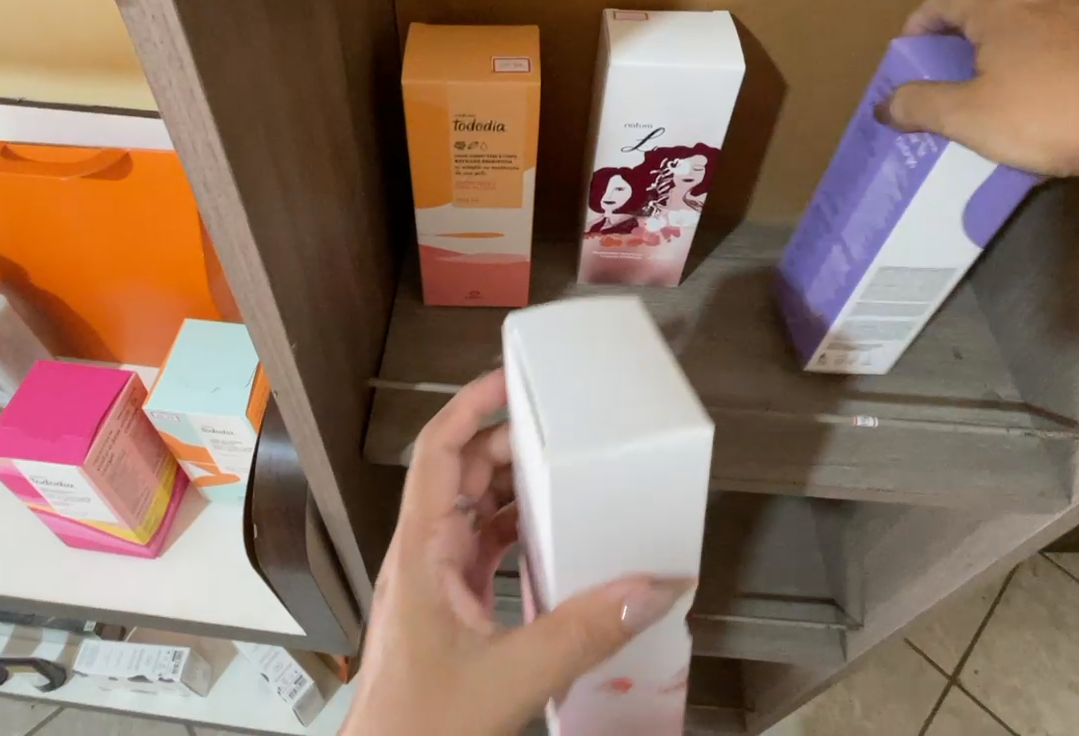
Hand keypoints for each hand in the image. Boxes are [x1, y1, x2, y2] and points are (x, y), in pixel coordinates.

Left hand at [341, 373, 691, 735]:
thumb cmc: (425, 721)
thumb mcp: (511, 677)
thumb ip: (585, 633)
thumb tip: (655, 588)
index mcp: (423, 546)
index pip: (437, 451)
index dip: (469, 406)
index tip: (509, 377)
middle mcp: (424, 548)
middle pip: (460, 471)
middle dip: (506, 444)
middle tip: (560, 431)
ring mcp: (435, 574)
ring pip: (472, 506)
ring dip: (512, 486)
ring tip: (564, 473)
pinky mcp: (450, 601)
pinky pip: (483, 544)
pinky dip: (515, 530)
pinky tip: (552, 534)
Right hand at [882, 0, 1078, 182]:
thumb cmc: (1055, 114)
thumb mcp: (968, 118)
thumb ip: (919, 106)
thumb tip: (883, 103)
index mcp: (1002, 9)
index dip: (920, 20)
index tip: (908, 47)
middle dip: (977, 17)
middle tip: (966, 53)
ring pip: (1053, 5)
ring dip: (1028, 28)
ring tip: (1020, 66)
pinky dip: (1073, 45)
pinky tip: (1076, 80)